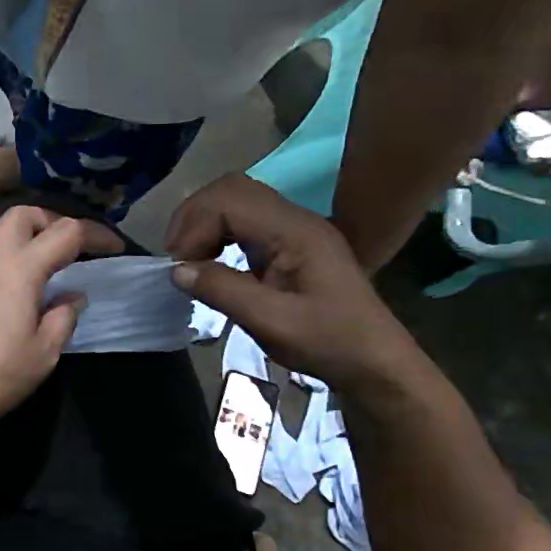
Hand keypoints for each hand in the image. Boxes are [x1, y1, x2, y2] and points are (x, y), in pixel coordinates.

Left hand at [0, 207, 118, 432]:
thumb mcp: (44, 351)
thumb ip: (63, 316)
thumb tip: (73, 296)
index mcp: (20, 267)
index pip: (66, 232)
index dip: (96, 235)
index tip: (114, 249)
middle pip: (25, 214)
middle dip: (55, 221)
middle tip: (74, 248)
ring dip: (25, 229)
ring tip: (43, 257)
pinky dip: (2, 245)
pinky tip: (12, 274)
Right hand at [166, 175, 423, 392]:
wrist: (374, 361)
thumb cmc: (327, 342)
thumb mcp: (271, 322)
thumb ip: (222, 291)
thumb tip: (177, 270)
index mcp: (294, 232)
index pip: (228, 201)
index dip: (194, 226)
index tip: (179, 265)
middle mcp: (295, 219)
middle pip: (231, 189)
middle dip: (194, 216)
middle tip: (177, 256)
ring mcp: (294, 229)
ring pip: (237, 200)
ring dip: (204, 223)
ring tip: (189, 260)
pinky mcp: (290, 243)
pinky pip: (245, 220)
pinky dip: (218, 233)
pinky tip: (212, 262)